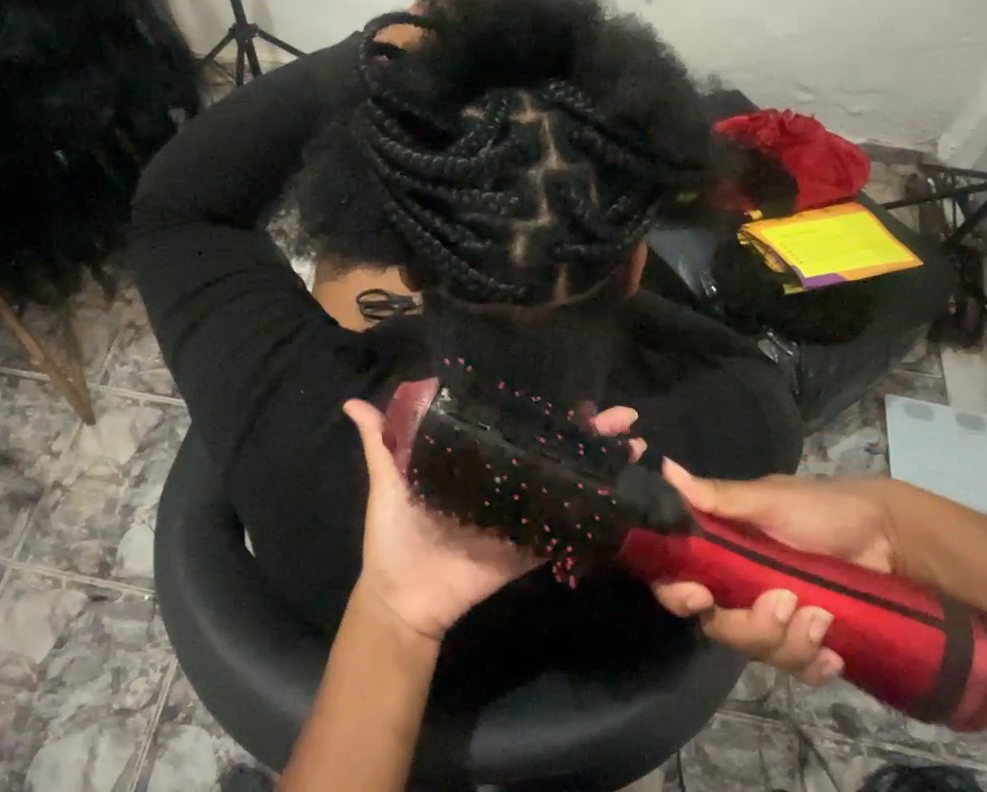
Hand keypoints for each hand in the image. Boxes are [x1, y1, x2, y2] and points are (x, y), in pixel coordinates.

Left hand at [342, 398, 638, 641]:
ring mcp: (519, 515)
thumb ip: (380, 443)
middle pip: (550, 451)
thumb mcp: (386, 482)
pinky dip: (591, 514)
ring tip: (634, 441)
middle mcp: (504, 483)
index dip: (543, 409)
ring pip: (565, 483)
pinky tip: (621, 493)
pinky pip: (561, 529)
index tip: (572, 389)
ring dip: (600, 464)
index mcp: (474, 463)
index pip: (514, 428)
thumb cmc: (392, 535)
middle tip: (621, 414)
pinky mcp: (526, 548)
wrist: (399, 596)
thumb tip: (352, 402)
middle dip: (587, 432)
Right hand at [651, 464, 901, 684]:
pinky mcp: (806, 642)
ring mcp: (772, 618)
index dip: (679, 595)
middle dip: (749, 625)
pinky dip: (814, 666)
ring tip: (824, 617)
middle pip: (718, 626)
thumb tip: (666, 469)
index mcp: (719, 552)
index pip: (678, 581)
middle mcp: (737, 588)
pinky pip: (797, 670)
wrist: (889, 537)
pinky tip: (835, 655)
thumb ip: (721, 497)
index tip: (700, 596)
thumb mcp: (773, 500)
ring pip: (759, 651)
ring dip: (790, 642)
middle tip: (786, 604)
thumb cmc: (823, 509)